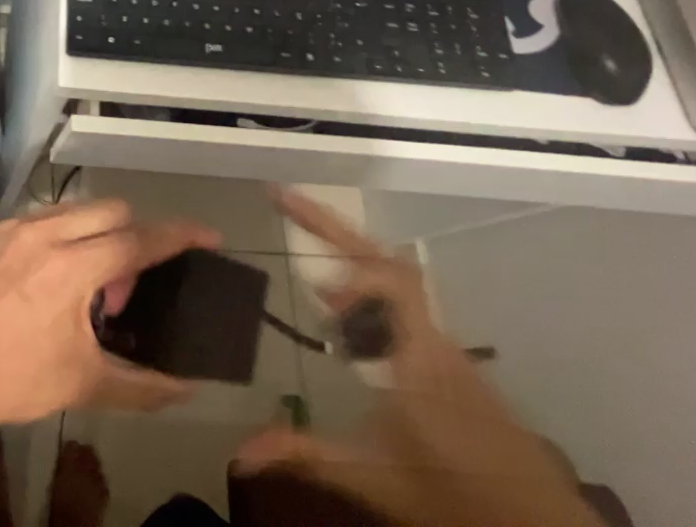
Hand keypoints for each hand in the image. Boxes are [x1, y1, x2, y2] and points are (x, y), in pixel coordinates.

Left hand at [0, 199, 220, 461]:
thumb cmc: (11, 380)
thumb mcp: (83, 385)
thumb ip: (144, 386)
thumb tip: (188, 390)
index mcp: (71, 268)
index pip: (139, 239)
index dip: (179, 235)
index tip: (210, 235)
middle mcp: (44, 233)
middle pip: (112, 211)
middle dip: (137, 237)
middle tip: (130, 290)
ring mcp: (13, 229)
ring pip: (76, 208)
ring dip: (99, 235)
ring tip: (92, 288)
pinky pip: (44, 217)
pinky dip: (66, 235)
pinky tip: (57, 279)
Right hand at [233, 187, 604, 526]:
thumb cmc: (457, 499)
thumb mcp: (373, 478)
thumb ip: (306, 455)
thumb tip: (239, 453)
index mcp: (419, 358)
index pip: (393, 281)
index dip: (352, 271)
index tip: (319, 297)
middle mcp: (435, 341)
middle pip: (388, 261)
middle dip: (333, 227)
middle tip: (284, 199)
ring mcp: (447, 350)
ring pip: (397, 282)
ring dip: (348, 259)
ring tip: (303, 251)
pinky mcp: (451, 366)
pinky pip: (404, 309)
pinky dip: (366, 294)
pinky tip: (343, 318)